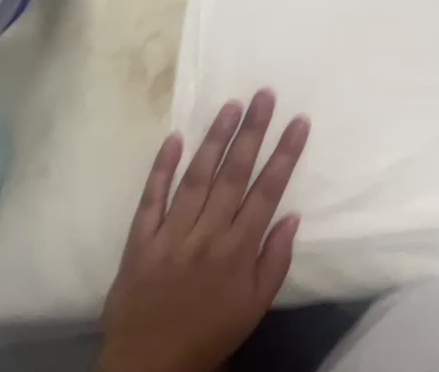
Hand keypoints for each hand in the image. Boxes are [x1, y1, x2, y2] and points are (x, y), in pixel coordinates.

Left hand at [97, 91, 310, 371]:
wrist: (148, 365)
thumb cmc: (210, 333)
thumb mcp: (255, 306)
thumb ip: (275, 260)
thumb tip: (292, 216)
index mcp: (237, 251)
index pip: (267, 192)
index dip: (284, 154)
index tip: (298, 121)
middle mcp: (207, 235)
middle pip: (234, 175)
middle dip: (252, 132)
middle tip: (264, 95)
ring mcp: (170, 235)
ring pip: (196, 178)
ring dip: (214, 140)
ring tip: (231, 105)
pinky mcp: (139, 240)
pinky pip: (151, 199)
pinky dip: (161, 168)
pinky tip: (174, 137)